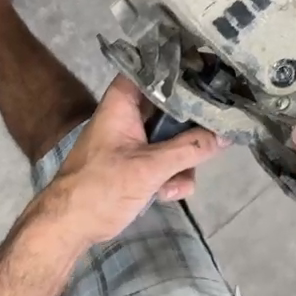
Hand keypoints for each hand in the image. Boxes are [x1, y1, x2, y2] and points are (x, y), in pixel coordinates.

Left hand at [25, 76, 229, 251]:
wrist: (69, 226)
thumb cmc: (100, 187)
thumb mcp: (149, 168)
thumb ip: (190, 149)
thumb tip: (227, 134)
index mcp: (122, 101)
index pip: (155, 69)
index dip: (183, 70)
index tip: (214, 74)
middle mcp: (129, 115)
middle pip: (172, 107)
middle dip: (191, 131)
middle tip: (213, 140)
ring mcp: (134, 140)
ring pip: (174, 138)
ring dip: (181, 163)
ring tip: (173, 184)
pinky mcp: (137, 163)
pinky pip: (166, 161)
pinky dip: (170, 177)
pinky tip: (166, 194)